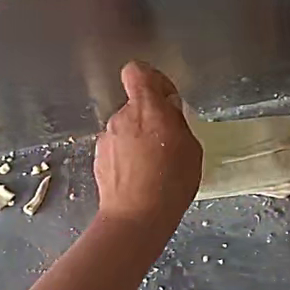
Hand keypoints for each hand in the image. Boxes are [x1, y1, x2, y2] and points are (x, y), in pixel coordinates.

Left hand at [94, 61, 202, 231]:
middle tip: (166, 143)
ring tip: (153, 166)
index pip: (137, 71)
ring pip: (125, 128)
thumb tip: (168, 111)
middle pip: (134, 105)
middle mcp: (121, 117)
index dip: (152, 79)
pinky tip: (139, 177)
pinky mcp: (98, 158)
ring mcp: (106, 138)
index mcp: (146, 108)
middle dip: (149, 118)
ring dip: (137, 139)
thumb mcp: (191, 148)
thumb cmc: (170, 182)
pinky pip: (116, 148)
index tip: (165, 98)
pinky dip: (126, 157)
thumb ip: (177, 122)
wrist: (135, 217)